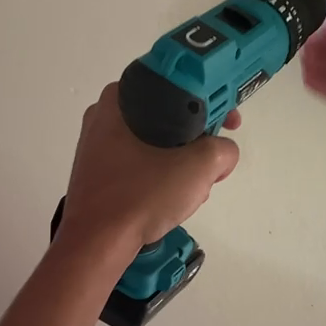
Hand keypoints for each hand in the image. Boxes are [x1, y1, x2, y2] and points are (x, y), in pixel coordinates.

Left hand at [60, 83, 240, 252]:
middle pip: (167, 112)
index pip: (176, 81)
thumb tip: (222, 153)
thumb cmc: (142, 196)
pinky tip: (171, 195)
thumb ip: (223, 150)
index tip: (227, 119)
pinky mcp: (99, 171)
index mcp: (121, 98)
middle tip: (213, 156)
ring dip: (182, 158)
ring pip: (156, 140)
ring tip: (193, 185)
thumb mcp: (199, 167)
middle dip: (198, 135)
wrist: (97, 244)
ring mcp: (98, 144)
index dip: (211, 96)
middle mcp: (105, 114)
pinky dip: (162, 172)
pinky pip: (141, 160)